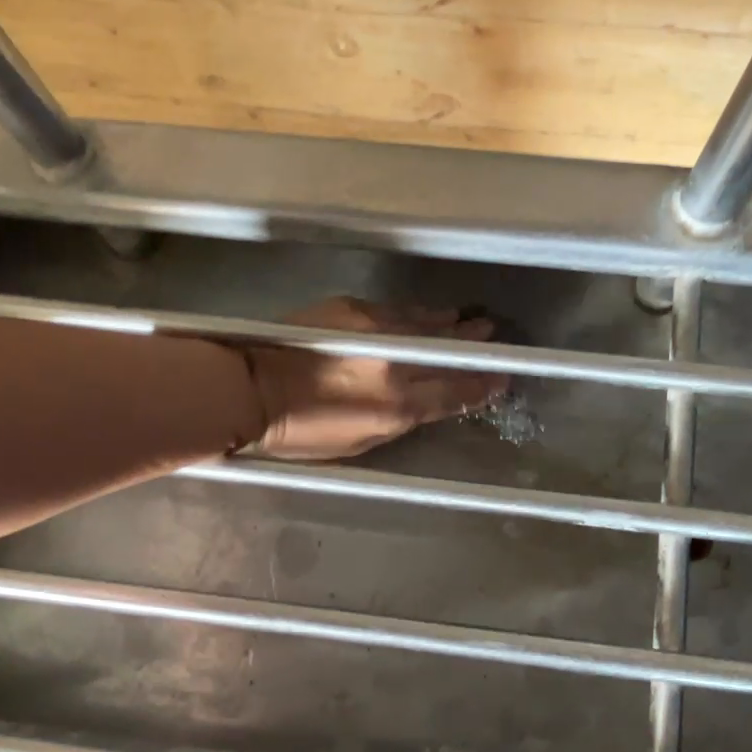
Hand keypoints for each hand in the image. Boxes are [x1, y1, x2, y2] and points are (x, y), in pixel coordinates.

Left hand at [243, 297, 509, 459]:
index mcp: (396, 407)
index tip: (501, 380)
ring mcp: (375, 331)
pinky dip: (418, 314)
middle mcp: (394, 365)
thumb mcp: (356, 443)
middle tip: (497, 338)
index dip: (480, 387)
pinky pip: (398, 311)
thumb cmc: (299, 432)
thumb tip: (421, 405)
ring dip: (452, 325)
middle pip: (447, 353)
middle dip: (475, 348)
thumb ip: (395, 422)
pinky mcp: (352, 309)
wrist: (249, 388)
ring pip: (426, 325)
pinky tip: (431, 313)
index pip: (453, 394)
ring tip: (472, 321)